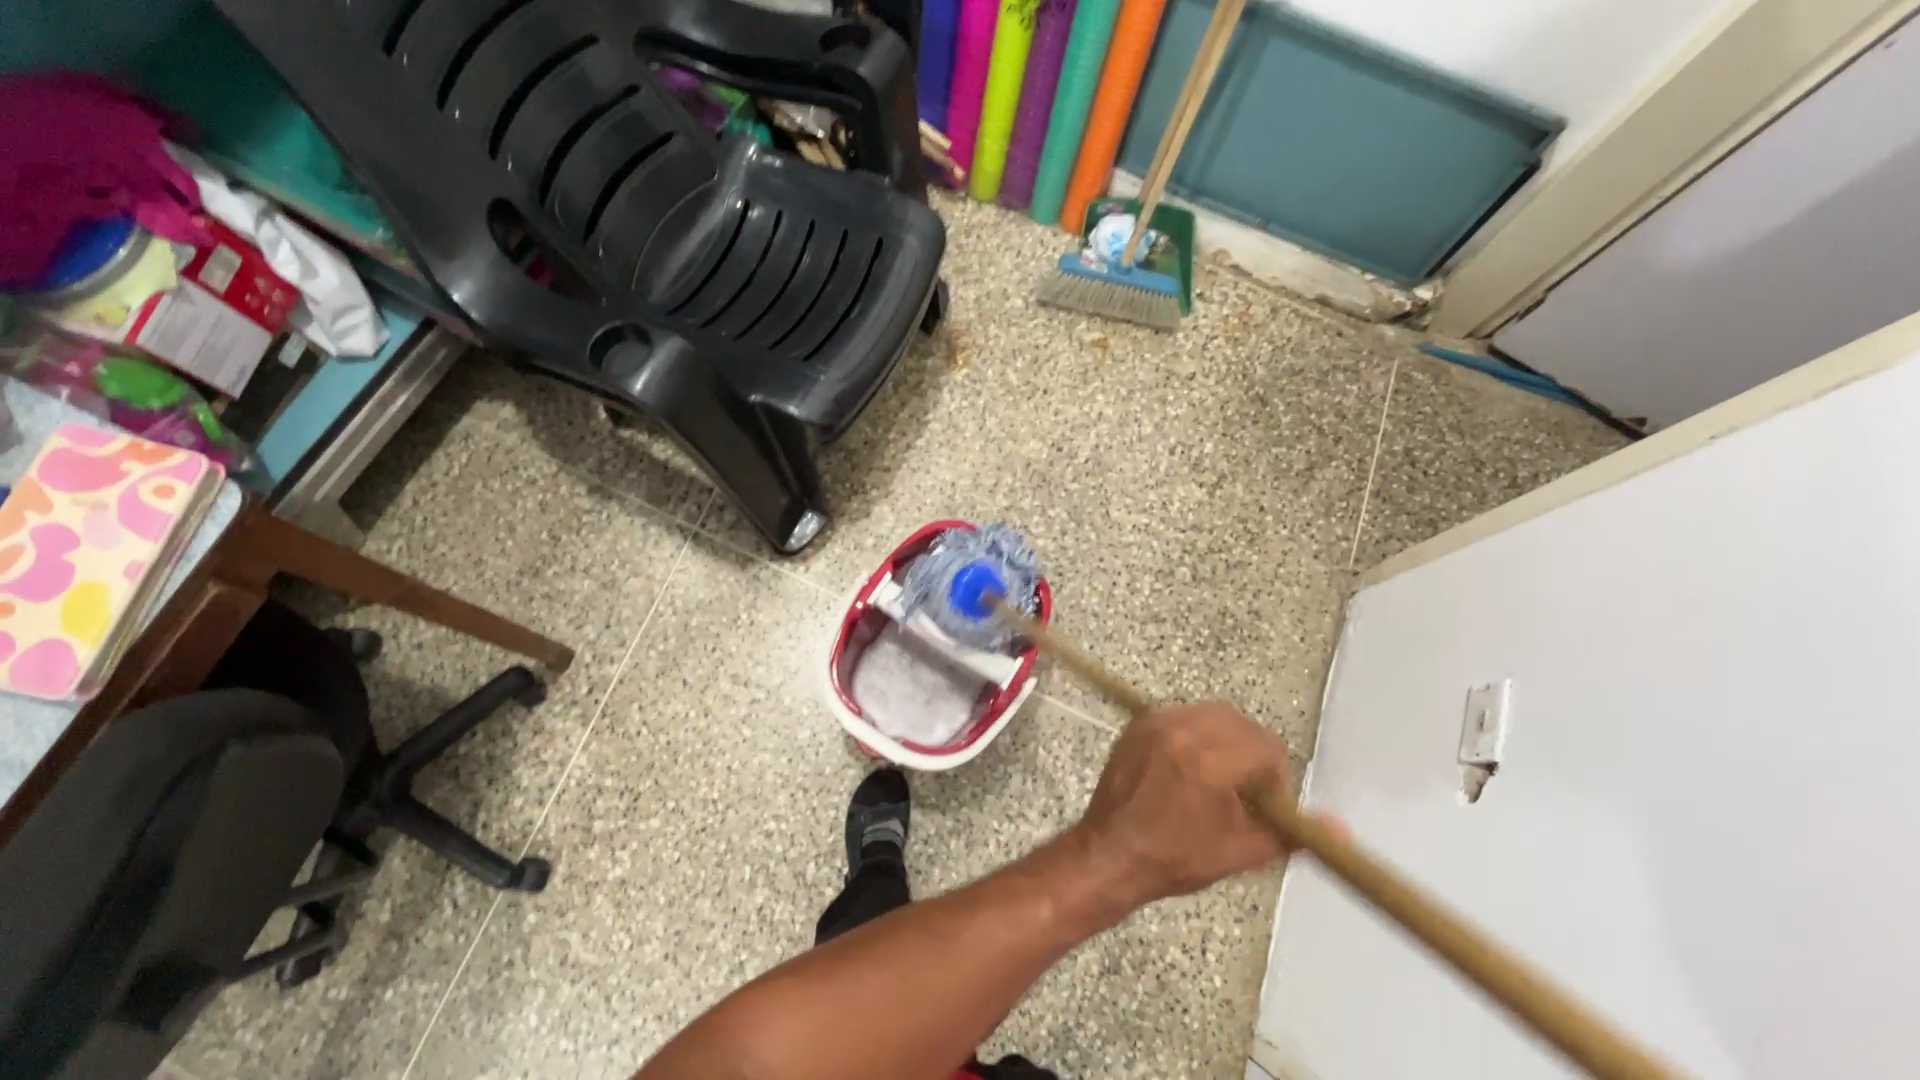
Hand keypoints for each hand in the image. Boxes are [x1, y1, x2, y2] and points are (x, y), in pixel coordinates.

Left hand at [1067, 703, 1292, 916]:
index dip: (1275, 780)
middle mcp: (1184, 730)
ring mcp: (1157, 724)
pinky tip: (1190, 768)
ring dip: (1226, 741)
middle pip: (1242, 725)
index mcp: (1211, 760)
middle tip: (1245, 794)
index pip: (1267, 748)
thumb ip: (1290, 833)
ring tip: (1219, 780)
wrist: (1108, 855)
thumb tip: (1340, 827)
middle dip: (1253, 756)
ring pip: (1212, 716)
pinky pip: (1183, 716)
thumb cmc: (1173, 858)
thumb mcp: (1239, 851)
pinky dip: (1196, 735)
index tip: (1265, 806)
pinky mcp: (1138, 726)